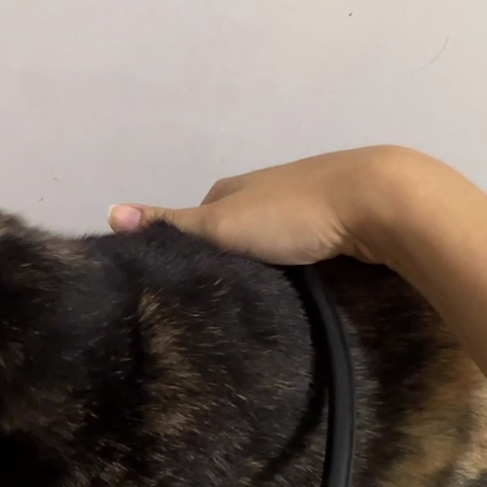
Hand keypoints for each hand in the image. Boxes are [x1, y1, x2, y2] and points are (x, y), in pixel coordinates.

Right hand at [107, 145, 432, 265]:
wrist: (378, 201)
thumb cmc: (290, 214)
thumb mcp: (219, 224)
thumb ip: (170, 223)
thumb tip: (108, 212)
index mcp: (231, 188)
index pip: (196, 220)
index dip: (188, 250)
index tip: (188, 287)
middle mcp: (263, 189)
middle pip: (233, 229)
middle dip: (229, 257)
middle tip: (225, 299)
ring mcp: (303, 200)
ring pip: (270, 237)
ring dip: (265, 260)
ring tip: (263, 297)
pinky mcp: (338, 217)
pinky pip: (303, 243)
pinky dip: (296, 260)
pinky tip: (302, 279)